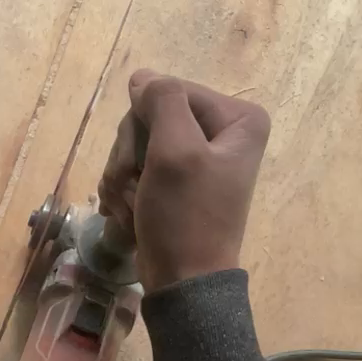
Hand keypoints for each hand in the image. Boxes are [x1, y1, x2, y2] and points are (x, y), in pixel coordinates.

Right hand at [96, 69, 271, 290]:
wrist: (182, 282)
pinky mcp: (175, 185)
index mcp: (239, 119)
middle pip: (151, 119)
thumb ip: (162, 102)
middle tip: (131, 188)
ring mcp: (196, 161)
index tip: (143, 161)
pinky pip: (135, 171)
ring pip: (136, 146)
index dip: (144, 122)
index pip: (170, 92)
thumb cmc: (185, 218)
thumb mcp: (175, 152)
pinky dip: (125, 194)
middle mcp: (222, 134)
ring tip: (130, 207)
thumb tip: (142, 78)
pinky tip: (129, 214)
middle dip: (130, 157)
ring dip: (122, 179)